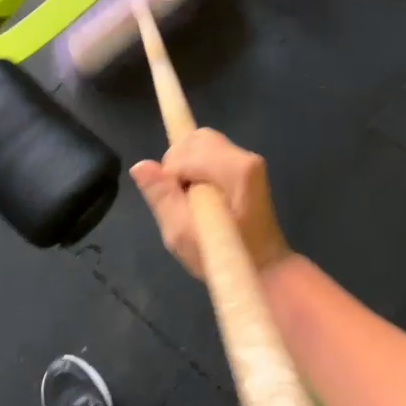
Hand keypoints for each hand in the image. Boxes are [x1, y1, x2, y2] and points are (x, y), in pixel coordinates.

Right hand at [131, 128, 292, 278]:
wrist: (265, 267)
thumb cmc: (224, 257)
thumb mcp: (184, 235)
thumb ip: (162, 197)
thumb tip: (139, 165)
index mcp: (235, 170)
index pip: (186, 150)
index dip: (170, 173)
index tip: (172, 201)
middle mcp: (245, 157)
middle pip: (197, 138)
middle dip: (178, 162)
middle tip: (178, 198)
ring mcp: (249, 159)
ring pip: (204, 142)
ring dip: (187, 163)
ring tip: (188, 196)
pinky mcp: (248, 165)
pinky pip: (213, 151)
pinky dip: (199, 165)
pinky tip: (201, 192)